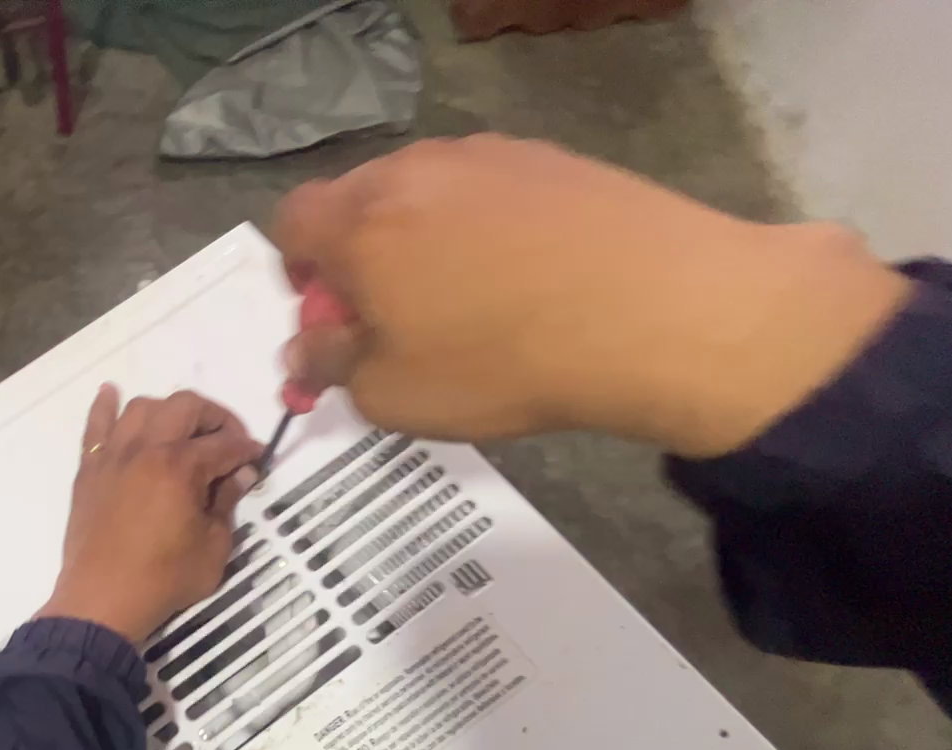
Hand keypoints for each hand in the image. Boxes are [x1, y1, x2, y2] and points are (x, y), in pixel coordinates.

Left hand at [37, 387, 262, 642]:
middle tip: (225, 442)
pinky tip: (111, 393)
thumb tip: (239, 476)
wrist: (102, 601)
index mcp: (180, 467)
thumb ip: (226, 506)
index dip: (247, 450)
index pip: (224, 445)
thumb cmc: (163, 580)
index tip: (257, 459)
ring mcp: (113, 456)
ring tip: (180, 431)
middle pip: (185, 407)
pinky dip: (105, 406)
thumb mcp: (213, 549)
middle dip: (214, 418)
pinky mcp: (89, 470)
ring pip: (142, 408)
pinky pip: (95, 426)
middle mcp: (145, 450)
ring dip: (167, 411)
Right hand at [273, 135, 910, 456]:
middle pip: (350, 203)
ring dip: (410, 242)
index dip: (294, 271)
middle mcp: (413, 171)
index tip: (330, 313)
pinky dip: (471, 228)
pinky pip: (477, 191)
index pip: (289, 221)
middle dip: (350, 257)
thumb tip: (303, 347)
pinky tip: (512, 276)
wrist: (662, 314)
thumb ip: (325, 363)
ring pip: (415, 195)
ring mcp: (485, 156)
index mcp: (360, 223)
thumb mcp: (386, 392)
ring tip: (455, 298)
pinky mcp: (547, 157)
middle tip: (387, 316)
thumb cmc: (497, 362)